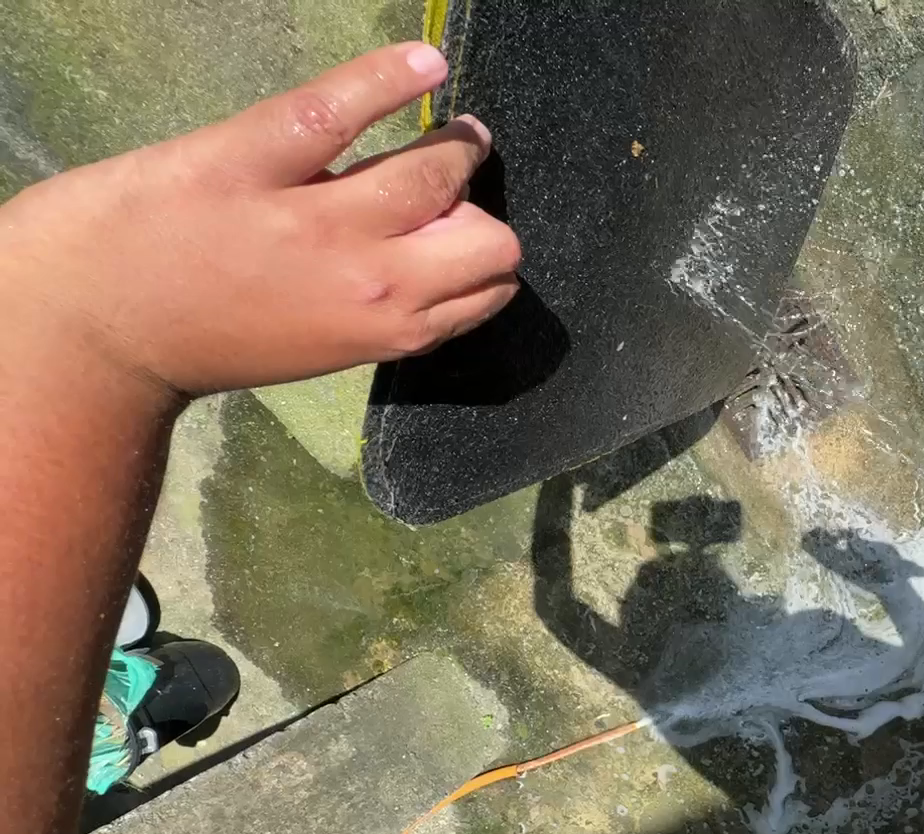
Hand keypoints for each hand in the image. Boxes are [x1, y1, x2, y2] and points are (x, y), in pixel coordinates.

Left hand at [0, 42, 519, 408]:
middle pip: (488, 239)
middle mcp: (377, 281)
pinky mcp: (249, 163)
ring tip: (457, 130)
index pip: (494, 285)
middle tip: (457, 194)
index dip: (486, 260)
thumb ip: (403, 307)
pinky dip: (389, 79)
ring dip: (457, 149)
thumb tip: (443, 255)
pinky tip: (426, 63)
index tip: (463, 242)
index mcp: (399, 329)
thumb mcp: (343, 345)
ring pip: (434, 175)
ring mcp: (316, 221)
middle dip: (481, 218)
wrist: (96, 327)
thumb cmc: (225, 340)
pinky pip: (336, 110)